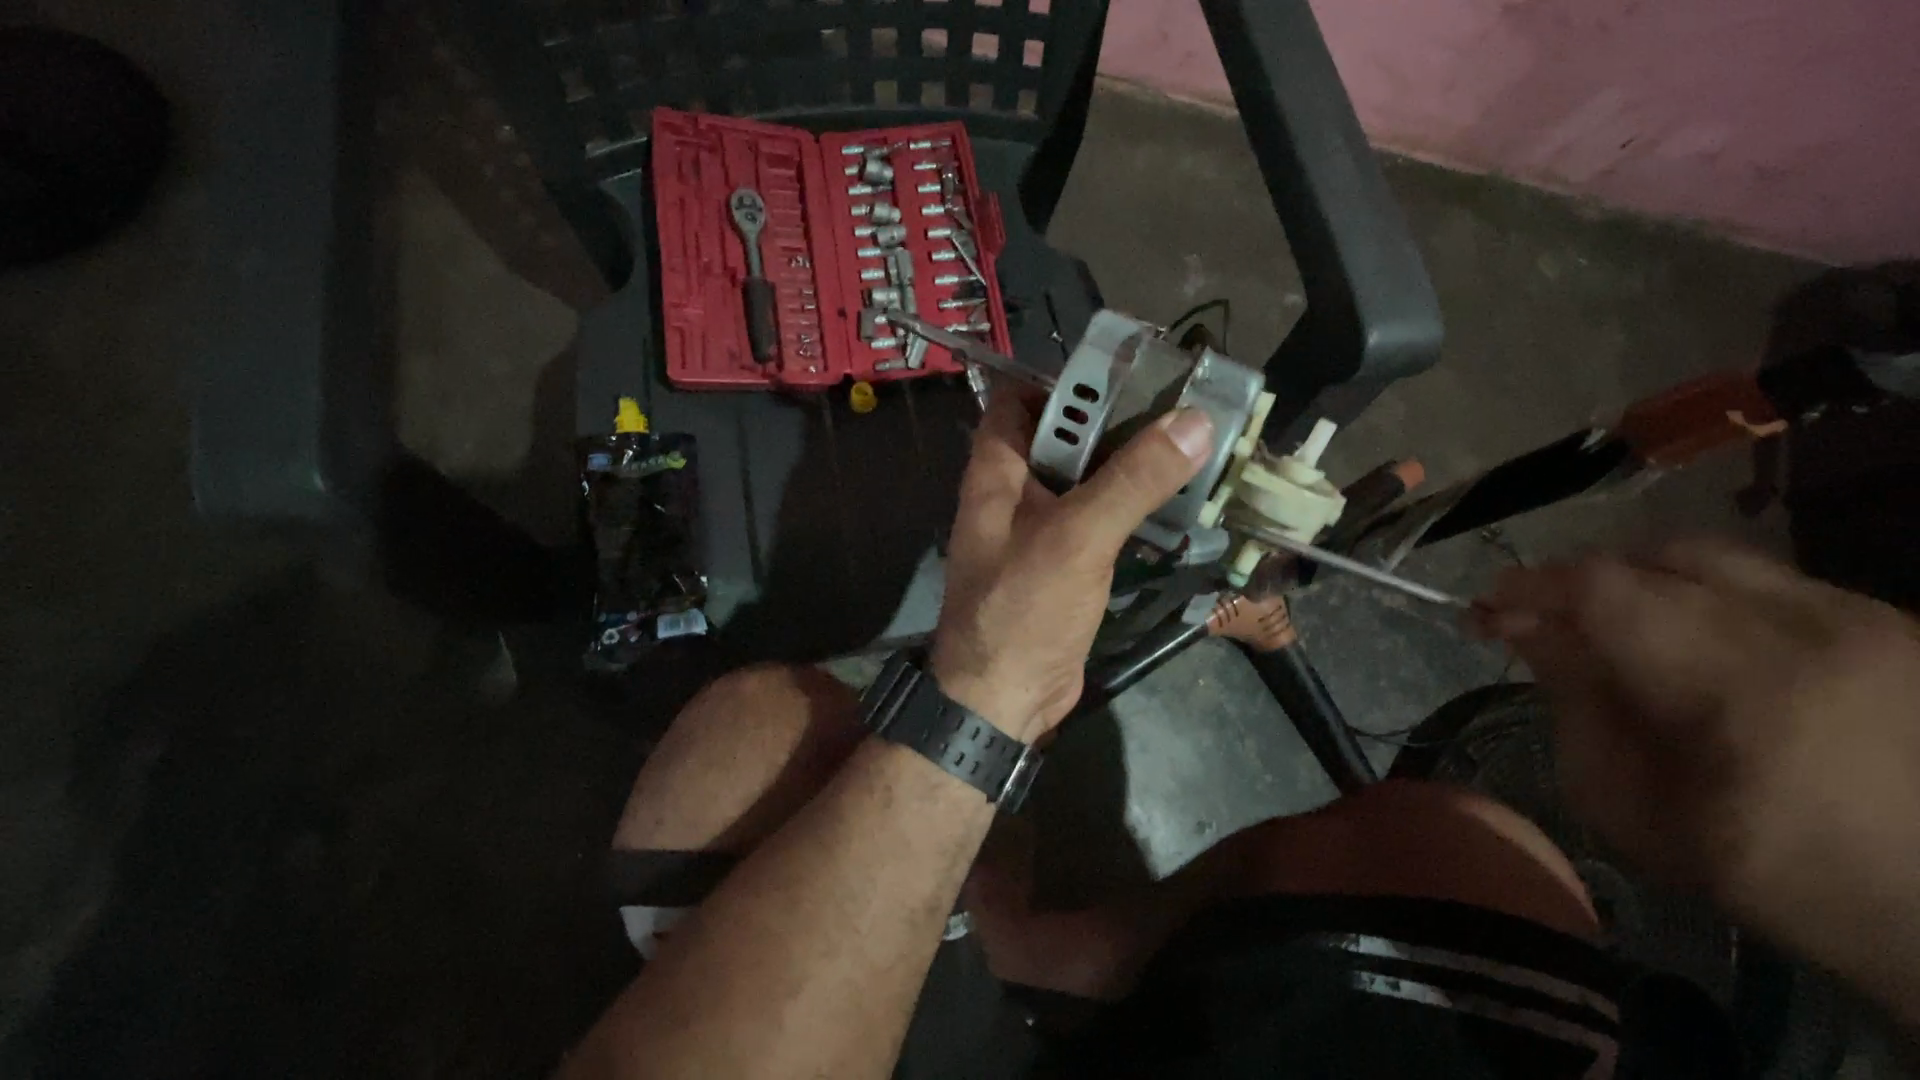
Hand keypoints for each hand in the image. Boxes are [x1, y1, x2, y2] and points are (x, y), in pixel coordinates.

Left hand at [931, 388, 1212, 741]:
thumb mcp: (1078, 536)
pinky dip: (1135, 507)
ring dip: (1133, 464)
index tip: (1127, 369)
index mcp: (997, 470)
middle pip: (1064, 436)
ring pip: (1088, 479)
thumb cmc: (1024, 609)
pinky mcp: (1066, 563)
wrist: (1004, 700)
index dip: (1065, 378)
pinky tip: (1182, 500)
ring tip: (1197, 442)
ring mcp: (1040, 529)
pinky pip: (1102, 520)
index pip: (1019, 397)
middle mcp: (1014, 492)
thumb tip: (1194, 420)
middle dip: (1116, 419)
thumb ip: (1132, 479)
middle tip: (1182, 403)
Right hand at [1478, 540, 1919, 1013]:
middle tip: (1536, 621)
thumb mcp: (1631, 808)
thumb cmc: (1769, 876)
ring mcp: (1861, 615)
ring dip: (1636, 584)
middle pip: (1651, 559)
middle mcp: (1810, 626)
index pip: (1605, 590)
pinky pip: (1759, 578)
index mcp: (1742, 686)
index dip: (1528, 587)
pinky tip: (1685, 643)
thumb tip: (1527, 632)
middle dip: (1575, 584)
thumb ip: (1574, 706)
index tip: (1482, 610)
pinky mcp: (1888, 619)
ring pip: (1706, 556)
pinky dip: (1696, 596)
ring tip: (1608, 627)